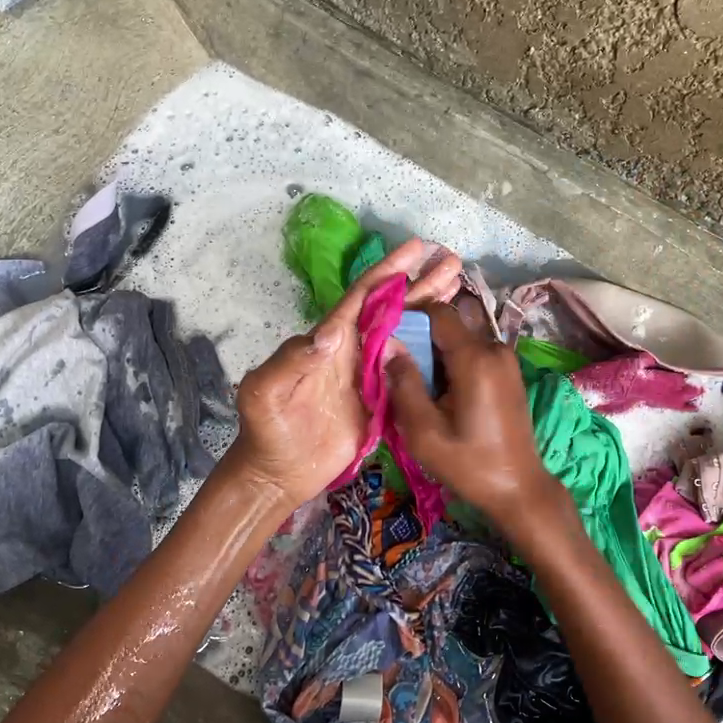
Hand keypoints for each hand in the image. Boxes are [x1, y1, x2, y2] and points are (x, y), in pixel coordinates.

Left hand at [225, 238, 463, 505]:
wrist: (278, 474)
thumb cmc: (266, 430)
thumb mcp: (265, 392)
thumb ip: (291, 360)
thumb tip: (329, 333)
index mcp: (328, 339)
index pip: (363, 297)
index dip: (388, 271)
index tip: (415, 248)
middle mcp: (353, 349)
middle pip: (392, 307)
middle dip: (420, 282)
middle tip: (451, 260)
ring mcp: (369, 373)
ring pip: (405, 331)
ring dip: (430, 306)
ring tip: (457, 283)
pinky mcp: (383, 398)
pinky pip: (411, 366)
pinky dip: (432, 347)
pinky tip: (452, 336)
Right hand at [386, 303, 559, 523]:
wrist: (519, 489)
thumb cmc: (470, 464)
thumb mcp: (425, 432)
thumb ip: (404, 384)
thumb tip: (388, 345)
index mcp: (475, 358)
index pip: (438, 312)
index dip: (410, 318)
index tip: (388, 338)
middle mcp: (495, 348)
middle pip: (449, 326)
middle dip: (421, 341)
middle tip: (398, 370)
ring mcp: (506, 359)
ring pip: (460, 340)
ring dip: (436, 355)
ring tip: (418, 386)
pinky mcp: (509, 372)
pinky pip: (474, 353)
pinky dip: (453, 364)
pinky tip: (442, 395)